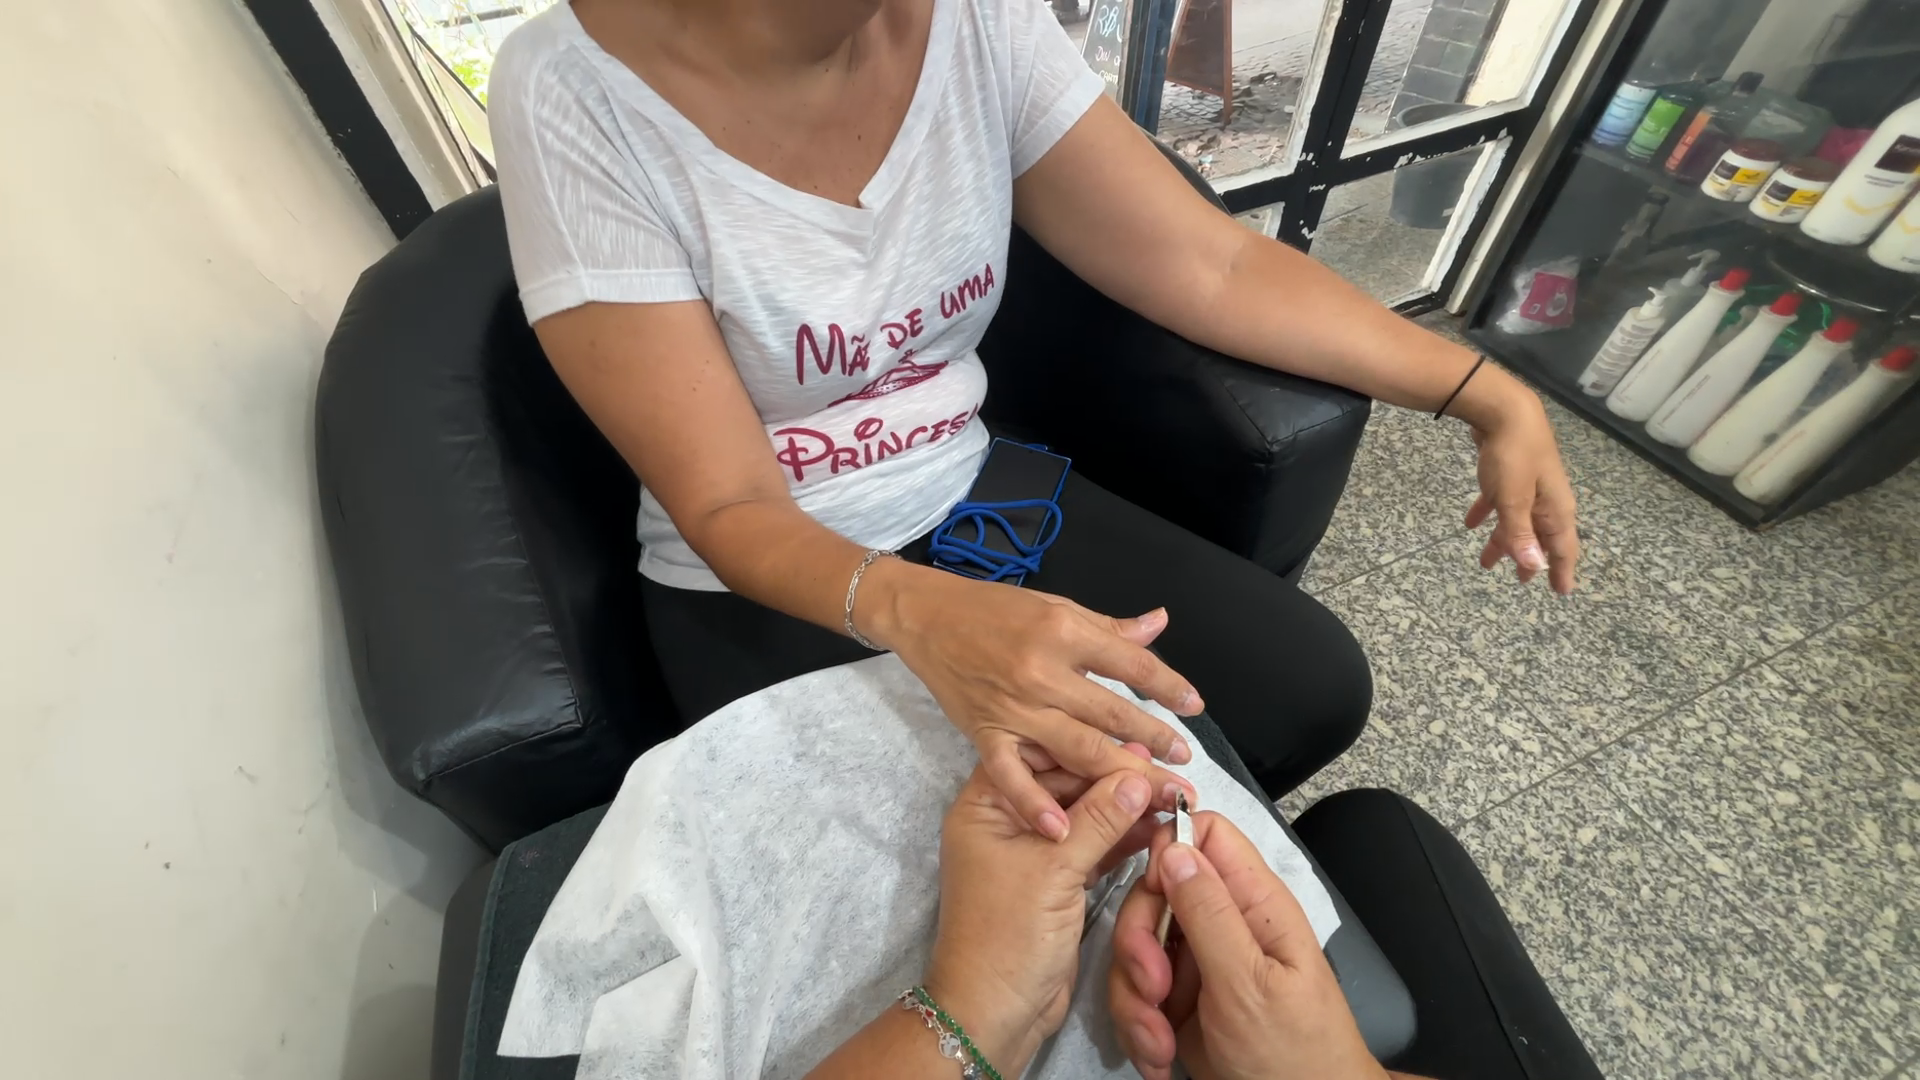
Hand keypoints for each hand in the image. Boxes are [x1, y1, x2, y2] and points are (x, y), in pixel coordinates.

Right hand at [860, 560, 1200, 837]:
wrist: (929, 617)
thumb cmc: (994, 608)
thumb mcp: (1055, 607)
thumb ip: (1107, 627)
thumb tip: (1159, 624)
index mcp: (1063, 632)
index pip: (1130, 664)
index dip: (1168, 686)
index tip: (1194, 706)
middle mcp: (1042, 672)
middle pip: (1112, 715)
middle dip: (1155, 742)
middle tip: (1187, 766)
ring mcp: (1013, 707)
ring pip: (1077, 748)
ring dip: (1122, 774)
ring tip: (1157, 793)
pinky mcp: (985, 733)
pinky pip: (1011, 775)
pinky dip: (1033, 804)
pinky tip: (1062, 831)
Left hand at [925, 754, 1160, 1067]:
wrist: (996, 1012)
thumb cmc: (1008, 932)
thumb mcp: (1053, 870)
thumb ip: (1098, 820)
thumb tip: (1139, 777)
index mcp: (986, 801)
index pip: (1039, 757)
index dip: (1085, 748)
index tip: (1134, 742)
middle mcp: (1006, 816)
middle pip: (1065, 784)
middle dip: (1112, 779)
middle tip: (1164, 770)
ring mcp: (1031, 846)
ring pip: (1081, 814)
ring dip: (1122, 808)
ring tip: (1169, 795)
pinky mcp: (1053, 875)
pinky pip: (1088, 844)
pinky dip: (1118, 838)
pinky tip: (1153, 826)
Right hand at [1108, 812, 1385, 1079]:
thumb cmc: (1294, 1057)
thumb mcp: (1249, 985)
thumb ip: (1208, 912)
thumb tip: (1171, 845)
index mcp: (1252, 901)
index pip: (1203, 832)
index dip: (1168, 848)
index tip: (1155, 892)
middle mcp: (1221, 921)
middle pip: (1153, 890)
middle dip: (1138, 941)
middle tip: (1152, 988)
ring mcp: (1196, 960)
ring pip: (1136, 943)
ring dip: (1134, 995)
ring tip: (1157, 1043)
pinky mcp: (1177, 998)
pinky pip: (1135, 988)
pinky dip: (1137, 1023)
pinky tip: (1157, 1055)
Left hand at [1457, 377, 1581, 593]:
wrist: (1503, 412)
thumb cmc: (1512, 457)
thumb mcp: (1513, 500)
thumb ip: (1520, 534)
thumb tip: (1533, 567)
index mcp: (1555, 508)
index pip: (1563, 547)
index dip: (1561, 570)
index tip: (1560, 592)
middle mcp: (1546, 500)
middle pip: (1539, 537)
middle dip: (1530, 560)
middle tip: (1520, 582)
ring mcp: (1527, 486)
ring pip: (1515, 522)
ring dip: (1502, 541)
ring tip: (1486, 562)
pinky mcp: (1507, 475)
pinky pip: (1498, 503)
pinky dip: (1486, 515)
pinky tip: (1470, 524)